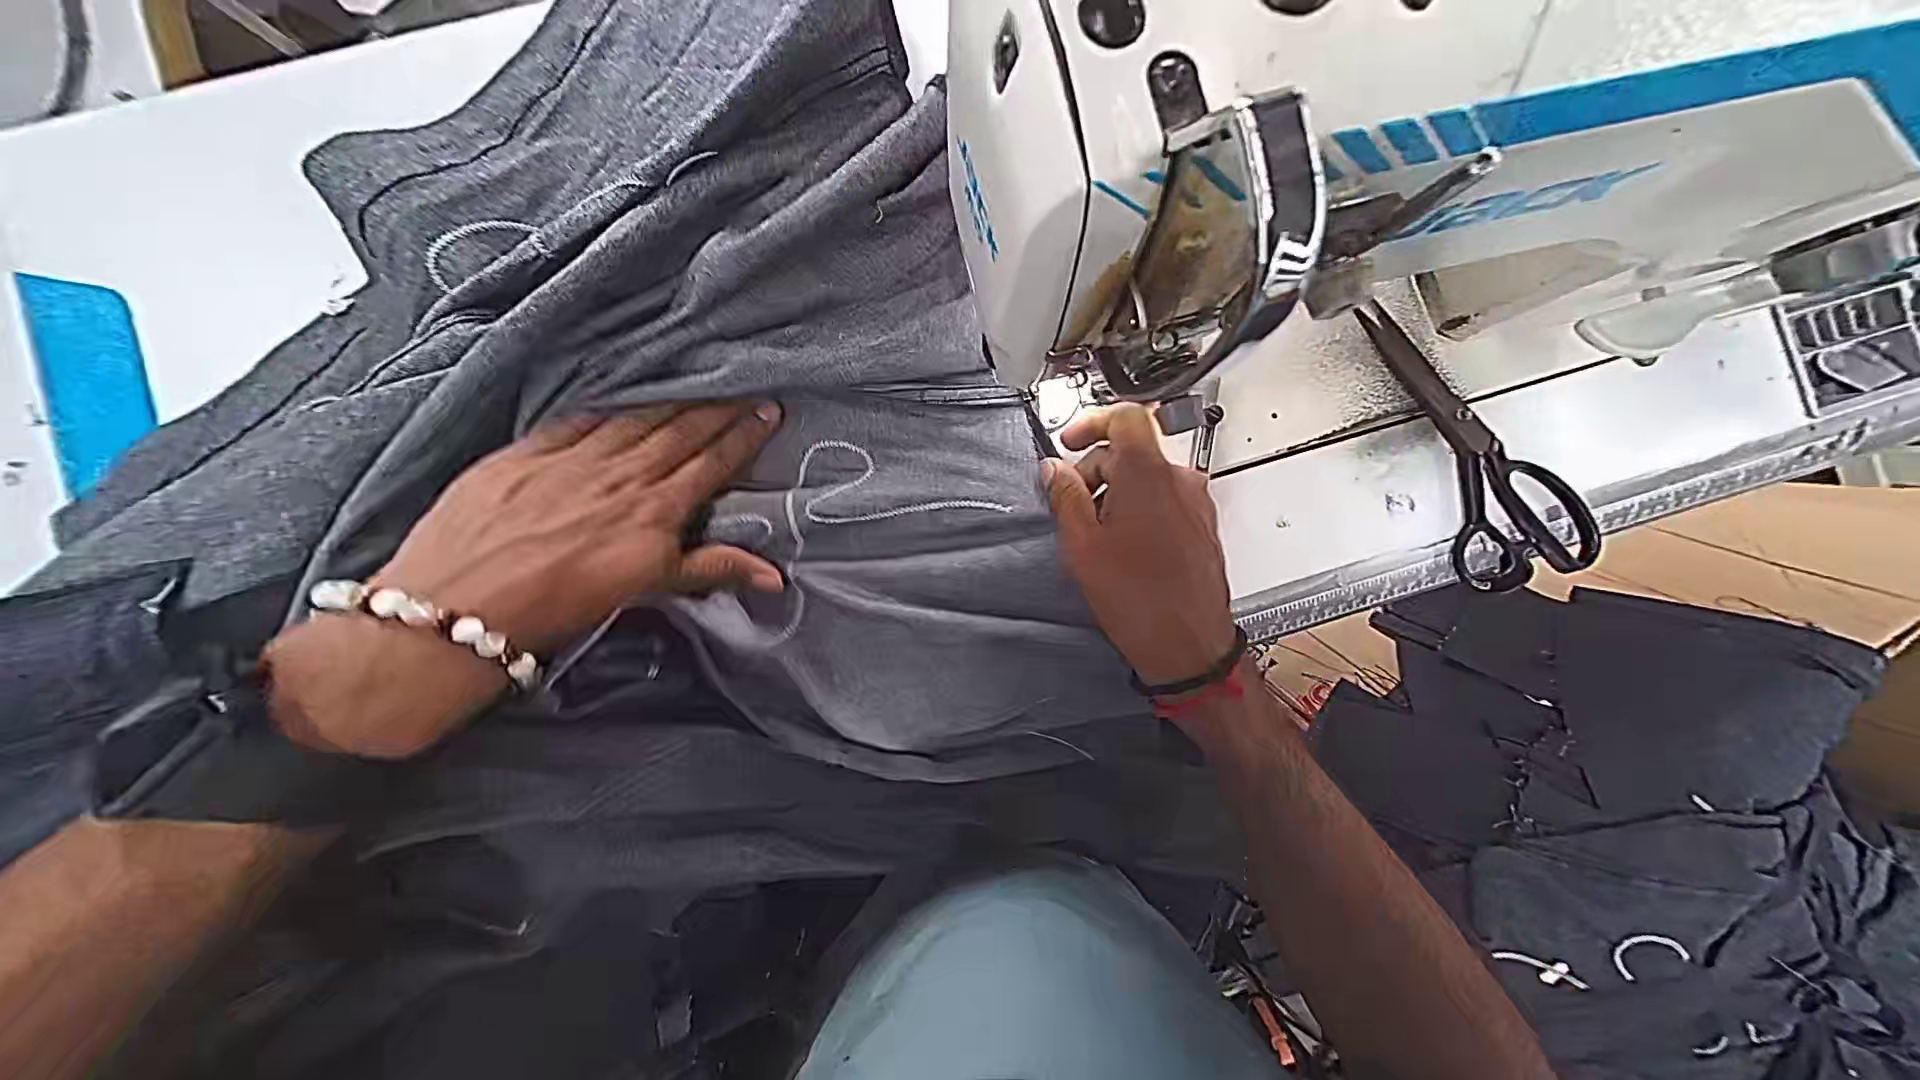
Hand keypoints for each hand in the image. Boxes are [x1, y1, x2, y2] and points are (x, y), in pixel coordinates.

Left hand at [265, 402, 784, 757]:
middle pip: (682, 432)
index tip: (767, 411)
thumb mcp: (646, 589)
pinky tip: (626, 392)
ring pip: (638, 418)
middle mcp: (621, 476)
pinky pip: (581, 417)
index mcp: (654, 511)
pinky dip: (610, 403)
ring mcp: (573, 459)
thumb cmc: (562, 605)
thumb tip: (775, 575)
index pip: (711, 462)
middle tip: (746, 386)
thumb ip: (713, 569)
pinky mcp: (528, 451)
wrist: (460, 606)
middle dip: (719, 408)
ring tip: (699, 382)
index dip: (743, 435)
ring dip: (675, 399)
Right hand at [1042, 403, 1237, 684]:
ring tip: (1098, 533)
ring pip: (1147, 475)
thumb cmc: (1142, 602)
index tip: (1072, 440)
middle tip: (1074, 502)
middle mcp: (1178, 481)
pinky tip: (1123, 544)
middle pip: (1131, 449)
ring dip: (1117, 491)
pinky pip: (1165, 497)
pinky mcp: (1201, 522)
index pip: (1125, 416)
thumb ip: (1065, 496)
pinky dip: (1140, 507)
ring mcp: (1195, 501)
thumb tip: (1054, 470)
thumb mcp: (1082, 546)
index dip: (1092, 422)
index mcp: (1147, 475)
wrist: (1188, 642)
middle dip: (1097, 469)